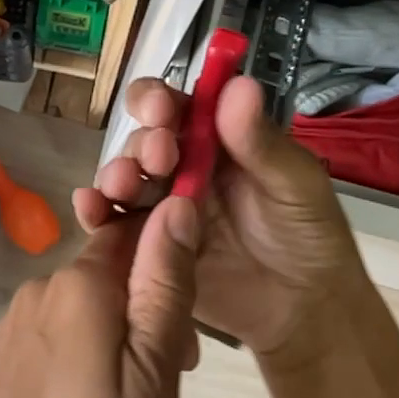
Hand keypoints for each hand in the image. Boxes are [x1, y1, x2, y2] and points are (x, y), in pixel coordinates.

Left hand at [0, 198, 202, 397]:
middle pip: (117, 283)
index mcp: (76, 286)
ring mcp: (17, 330)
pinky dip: (97, 377)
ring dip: (130, 360)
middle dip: (153, 327)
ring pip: (96, 321)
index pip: (136, 234)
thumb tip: (177, 204)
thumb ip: (164, 288)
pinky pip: (67, 348)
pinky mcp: (8, 365)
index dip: (172, 268)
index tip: (191, 334)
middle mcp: (39, 293)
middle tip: (171, 394)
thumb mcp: (152, 379)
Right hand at [73, 76, 362, 367]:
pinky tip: (90, 208)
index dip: (159, 100)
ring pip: (124, 180)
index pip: (175, 107)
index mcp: (216, 140)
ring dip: (116, 174)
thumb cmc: (308, 236)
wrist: (304, 313)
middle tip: (159, 158)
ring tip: (123, 186)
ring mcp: (161, 207)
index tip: (159, 108)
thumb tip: (238, 84)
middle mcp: (182, 167)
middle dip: (142, 143)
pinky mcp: (146, 247)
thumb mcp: (296, 183)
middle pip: (143, 141)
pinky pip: (113, 225)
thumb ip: (262, 140)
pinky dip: (95, 211)